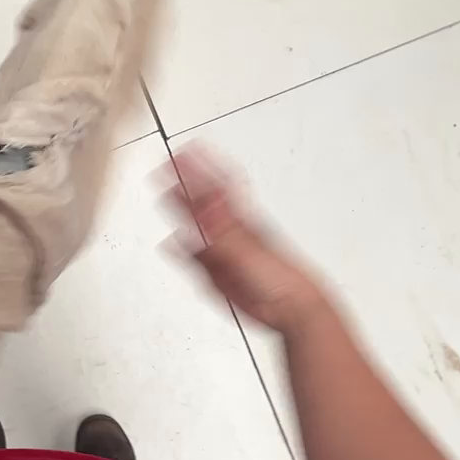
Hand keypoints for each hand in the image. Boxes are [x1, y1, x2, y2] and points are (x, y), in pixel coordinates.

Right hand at [164, 147, 328, 333]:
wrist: (291, 309)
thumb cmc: (280, 278)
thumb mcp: (249, 251)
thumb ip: (225, 228)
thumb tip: (208, 201)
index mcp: (239, 221)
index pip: (217, 186)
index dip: (201, 166)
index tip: (186, 150)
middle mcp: (229, 232)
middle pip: (202, 201)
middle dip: (186, 182)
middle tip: (169, 164)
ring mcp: (221, 252)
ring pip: (196, 226)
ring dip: (180, 210)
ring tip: (167, 192)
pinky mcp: (215, 273)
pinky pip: (193, 257)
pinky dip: (180, 248)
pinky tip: (172, 242)